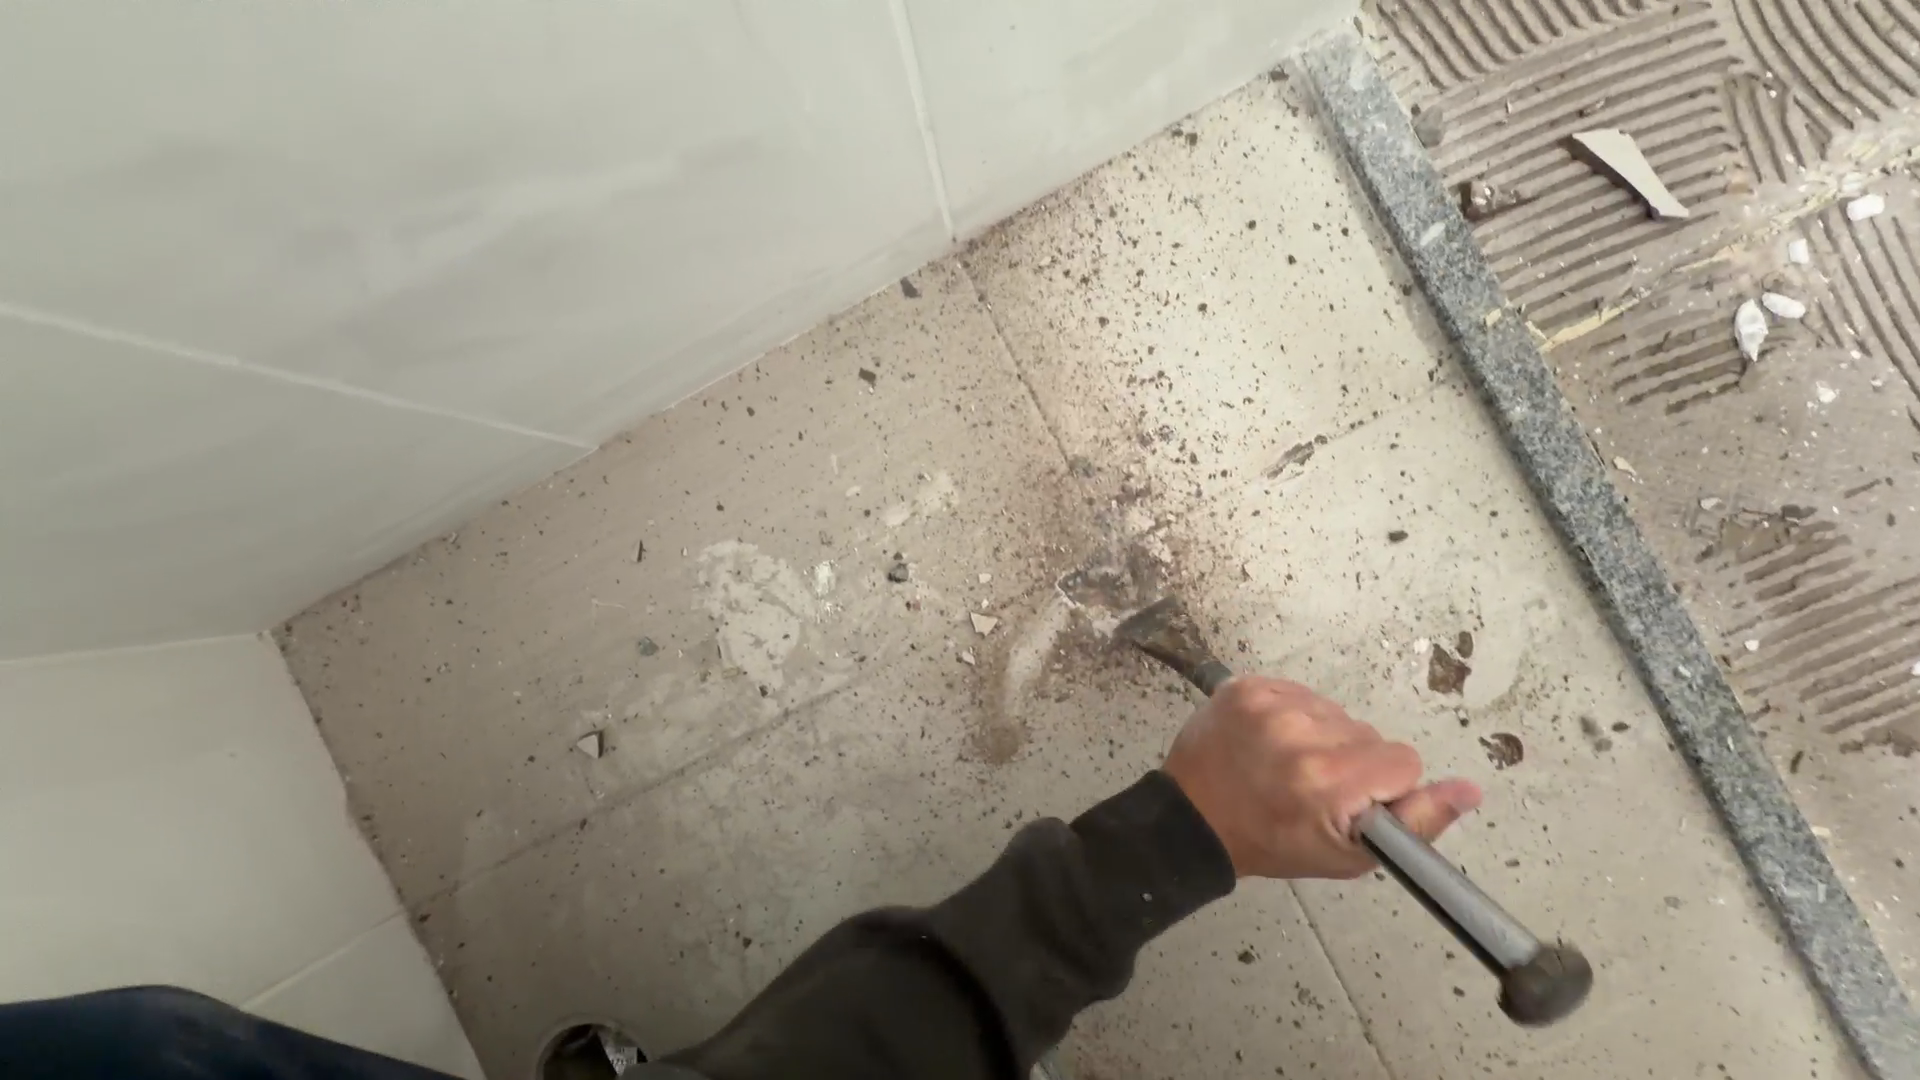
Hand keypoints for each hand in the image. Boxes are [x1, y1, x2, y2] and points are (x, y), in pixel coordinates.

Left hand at [1162, 676, 1480, 878]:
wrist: (1194, 815)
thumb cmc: (1271, 841)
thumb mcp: (1348, 854)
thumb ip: (1416, 823)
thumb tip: (1468, 789)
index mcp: (1328, 780)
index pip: (1402, 760)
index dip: (1384, 784)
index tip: (1351, 798)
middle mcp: (1299, 734)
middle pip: (1366, 732)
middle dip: (1351, 759)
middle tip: (1312, 784)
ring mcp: (1267, 704)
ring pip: (1333, 711)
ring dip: (1321, 734)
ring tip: (1288, 762)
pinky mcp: (1245, 686)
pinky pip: (1298, 692)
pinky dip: (1293, 714)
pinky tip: (1272, 740)